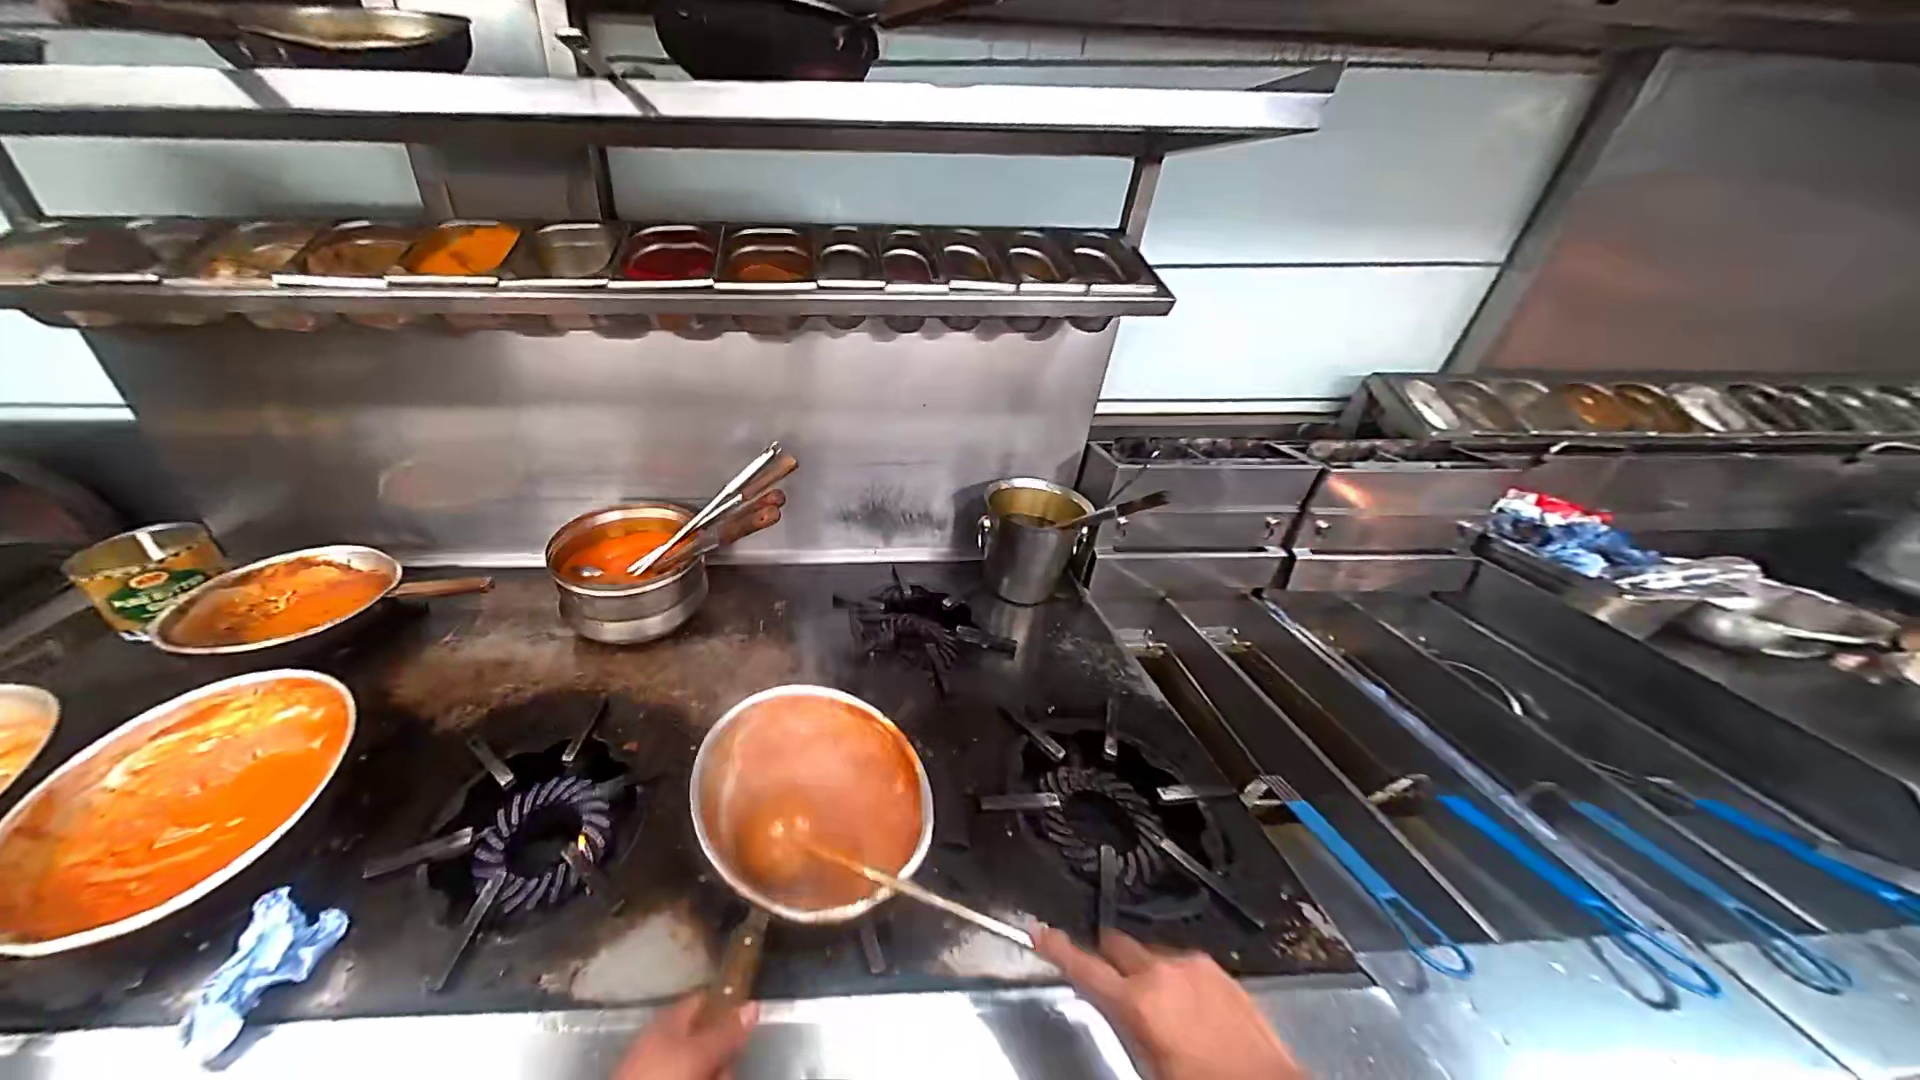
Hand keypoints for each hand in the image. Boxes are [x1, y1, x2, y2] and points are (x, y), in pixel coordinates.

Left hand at [613, 995, 758, 1079]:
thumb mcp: (699, 1053)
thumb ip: (727, 1030)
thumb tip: (753, 1004)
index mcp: (669, 1021)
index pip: (706, 999)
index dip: (728, 1005)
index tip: (746, 1020)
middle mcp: (665, 1042)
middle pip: (708, 1038)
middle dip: (724, 1056)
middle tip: (725, 1070)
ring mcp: (661, 1071)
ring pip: (703, 1066)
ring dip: (717, 1075)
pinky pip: (692, 1077)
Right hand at [1033, 923, 1306, 1079]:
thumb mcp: (1149, 1068)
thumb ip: (1126, 1029)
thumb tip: (1115, 1011)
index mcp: (1138, 1002)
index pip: (1085, 967)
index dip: (1057, 949)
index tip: (1039, 930)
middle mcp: (1162, 971)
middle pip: (1115, 945)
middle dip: (1105, 957)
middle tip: (1106, 981)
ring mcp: (1194, 966)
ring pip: (1149, 953)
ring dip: (1142, 969)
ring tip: (1155, 1006)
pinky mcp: (1220, 969)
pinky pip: (1182, 963)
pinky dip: (1173, 977)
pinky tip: (1186, 1007)